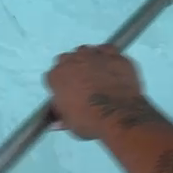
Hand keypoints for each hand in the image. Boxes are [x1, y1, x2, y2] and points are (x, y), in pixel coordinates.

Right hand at [46, 45, 161, 140]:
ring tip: (98, 75)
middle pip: (68, 60)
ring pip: (87, 52)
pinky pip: (107, 50)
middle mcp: (72, 60)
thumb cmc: (90, 120)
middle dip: (73, 70)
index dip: (61, 85)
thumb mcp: (69, 122)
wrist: (119, 116)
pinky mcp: (113, 54)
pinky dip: (107, 57)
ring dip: (89, 60)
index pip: (53, 76)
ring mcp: (94, 54)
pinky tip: (111, 67)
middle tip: (82, 84)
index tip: (68, 93)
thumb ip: (61, 114)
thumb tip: (57, 119)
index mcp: (57, 76)